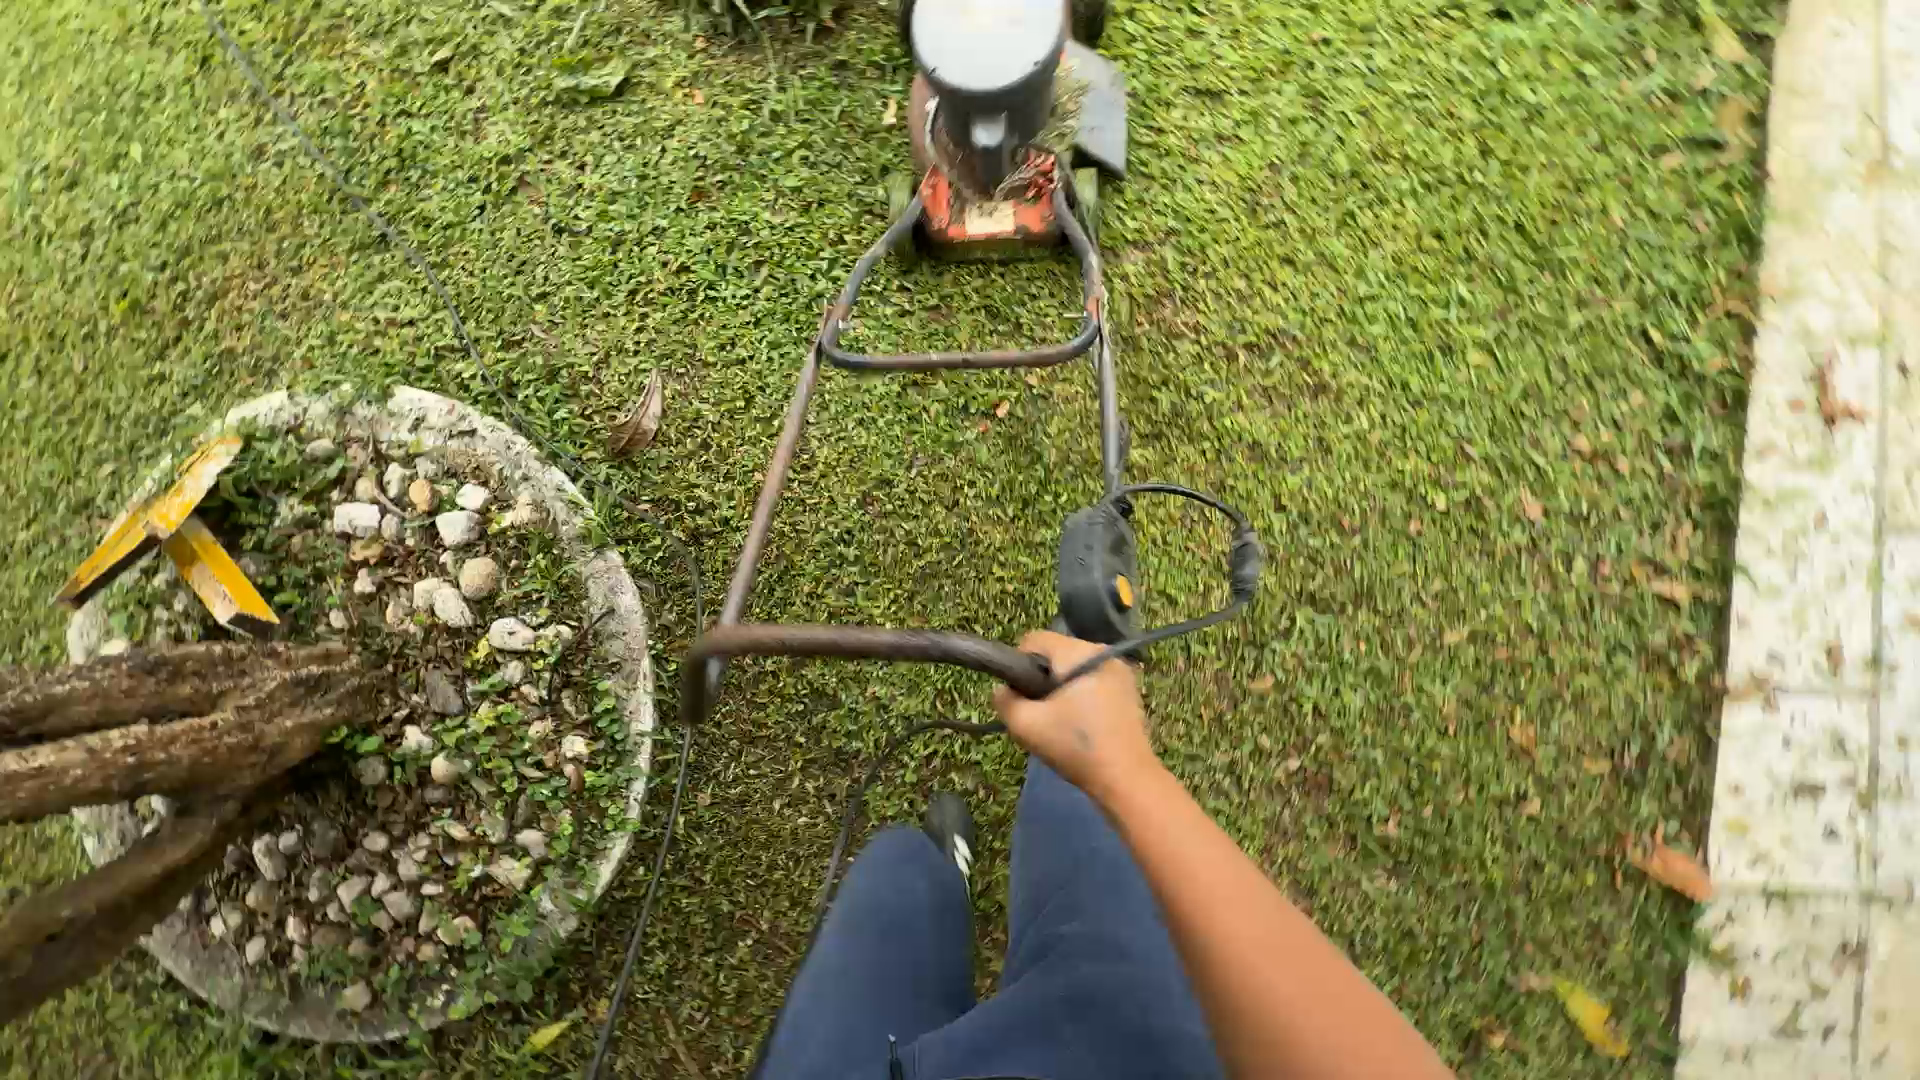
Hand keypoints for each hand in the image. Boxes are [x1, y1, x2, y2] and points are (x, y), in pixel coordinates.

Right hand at [993, 630, 1162, 806]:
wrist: (1127, 779)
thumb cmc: (1075, 747)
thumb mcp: (1026, 726)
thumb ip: (1004, 700)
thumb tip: (1003, 689)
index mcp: (1079, 652)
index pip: (1034, 640)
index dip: (1019, 666)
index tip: (1023, 697)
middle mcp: (1103, 652)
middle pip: (1055, 654)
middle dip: (1042, 679)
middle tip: (1041, 714)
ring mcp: (1120, 670)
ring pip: (1074, 669)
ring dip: (1061, 689)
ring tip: (1062, 722)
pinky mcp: (1129, 689)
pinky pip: (1092, 681)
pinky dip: (1081, 696)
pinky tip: (1082, 723)